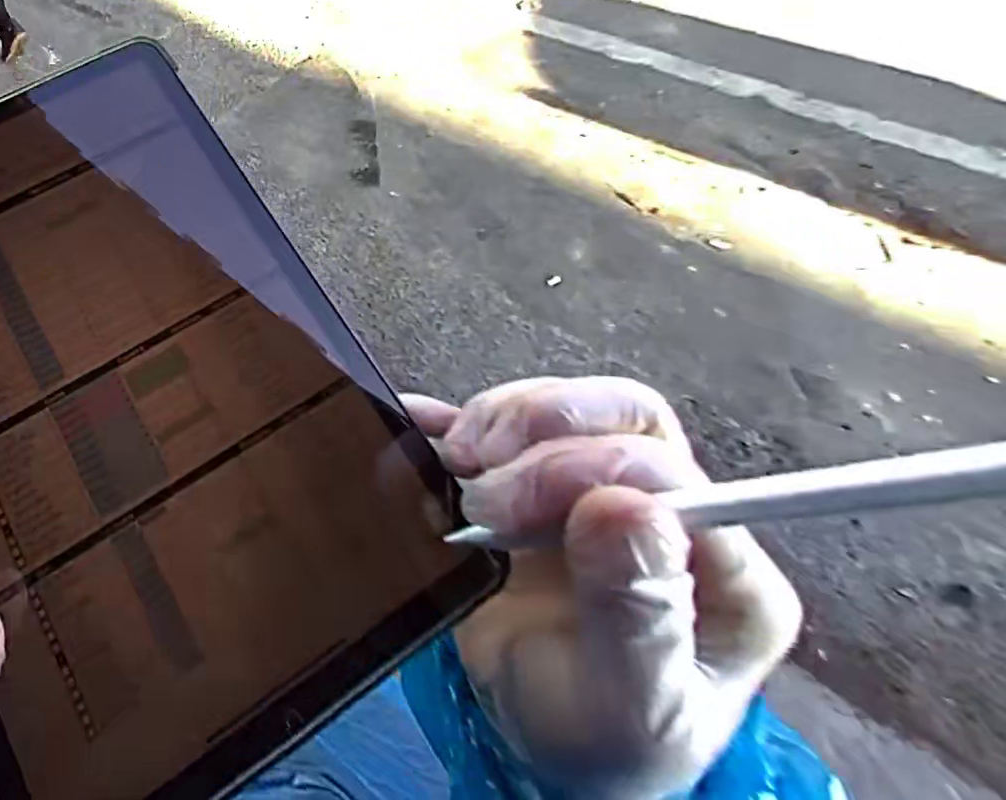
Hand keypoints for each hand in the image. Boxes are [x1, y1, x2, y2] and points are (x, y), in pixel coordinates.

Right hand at [405, 378, 802, 797]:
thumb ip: (636, 611)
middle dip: (535, 426)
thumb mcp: (626, 697)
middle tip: (475, 472)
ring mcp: (585, 489)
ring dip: (492, 419)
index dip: (577, 467)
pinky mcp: (521, 480)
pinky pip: (491, 422)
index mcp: (713, 566)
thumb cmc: (595, 729)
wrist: (536, 732)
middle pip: (619, 415)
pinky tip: (424, 435)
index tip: (499, 512)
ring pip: (556, 405)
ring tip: (454, 465)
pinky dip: (448, 418)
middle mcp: (659, 512)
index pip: (664, 469)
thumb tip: (624, 505)